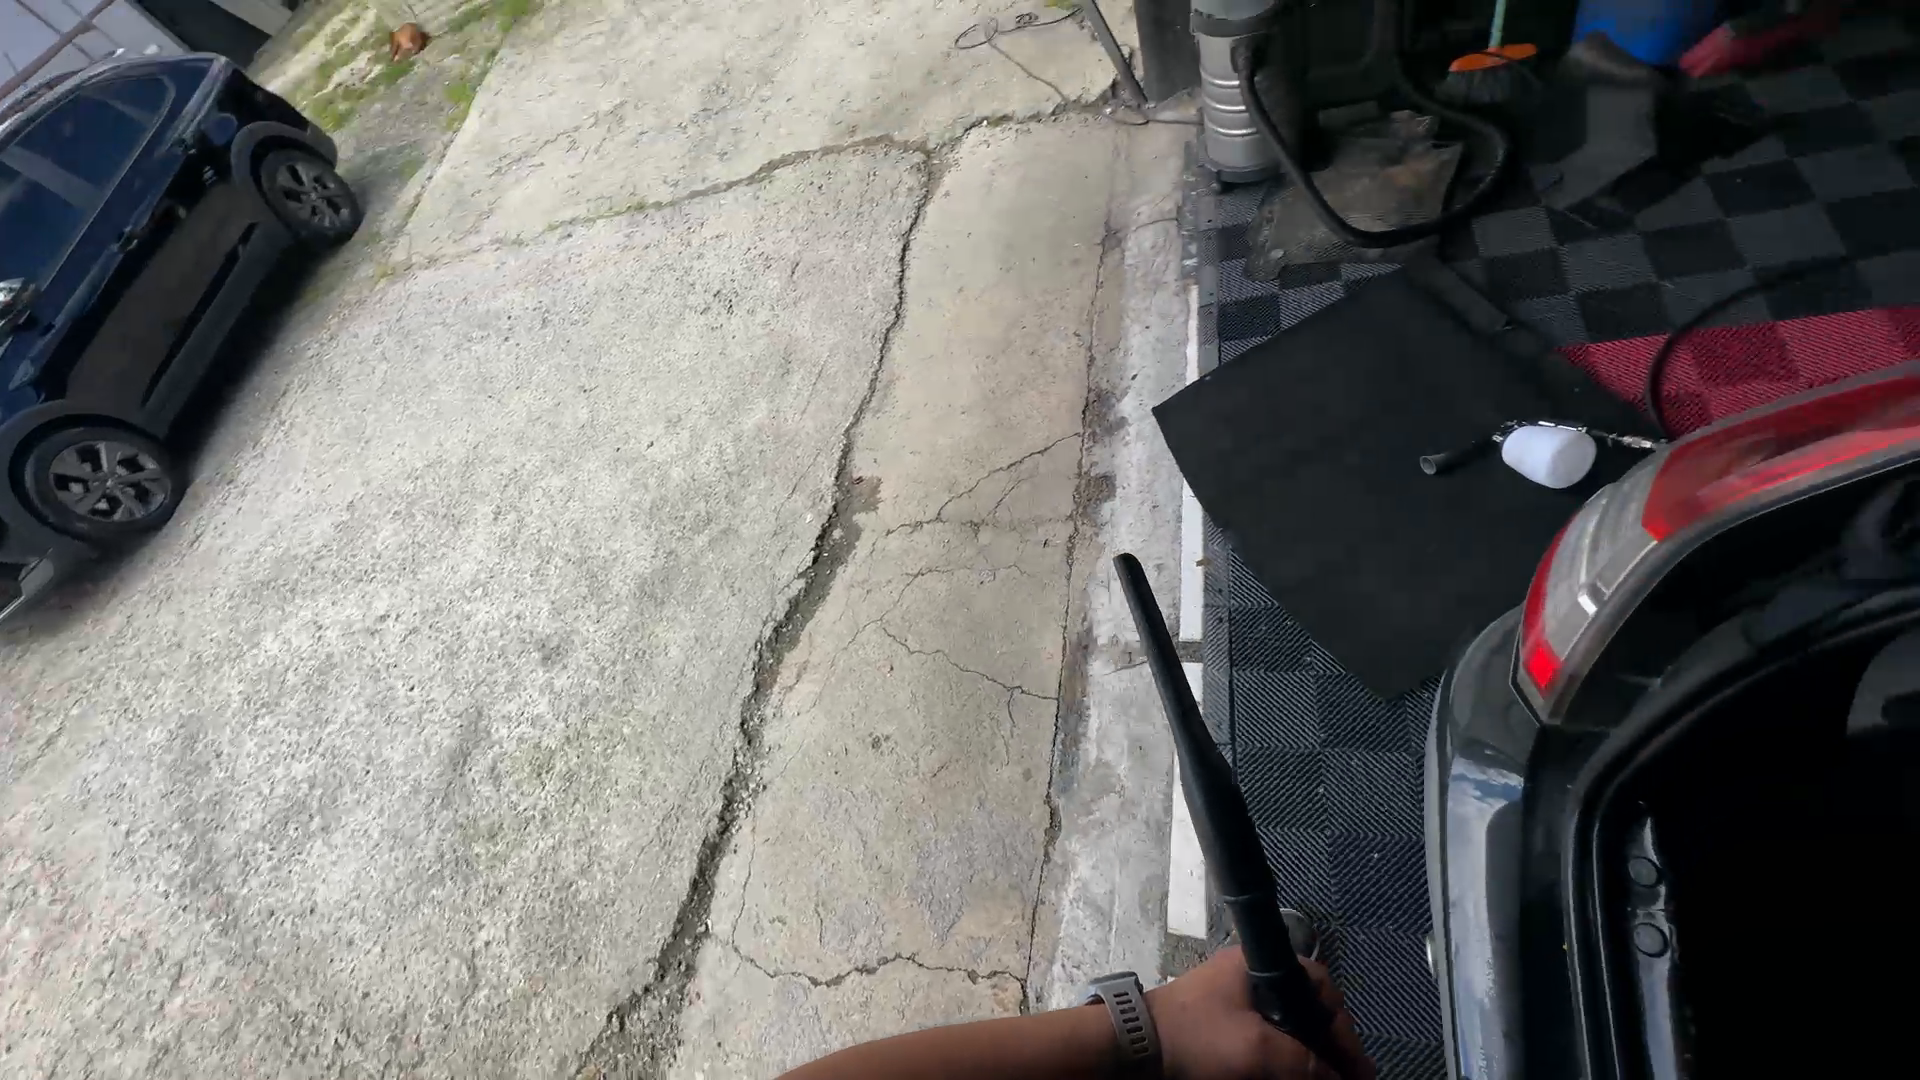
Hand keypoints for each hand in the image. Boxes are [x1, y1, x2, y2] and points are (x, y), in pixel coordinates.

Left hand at [1144, 946, 1375, 1079]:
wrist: (1140, 1048)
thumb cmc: (1199, 1037)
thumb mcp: (1258, 1050)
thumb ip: (1306, 1064)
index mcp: (1257, 965)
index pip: (1319, 985)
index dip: (1344, 1027)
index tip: (1356, 1069)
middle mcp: (1251, 978)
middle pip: (1307, 1010)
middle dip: (1330, 1049)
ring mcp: (1238, 1002)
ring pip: (1290, 1030)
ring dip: (1309, 1060)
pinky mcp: (1227, 1027)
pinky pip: (1269, 1042)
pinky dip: (1286, 1063)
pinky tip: (1296, 1079)